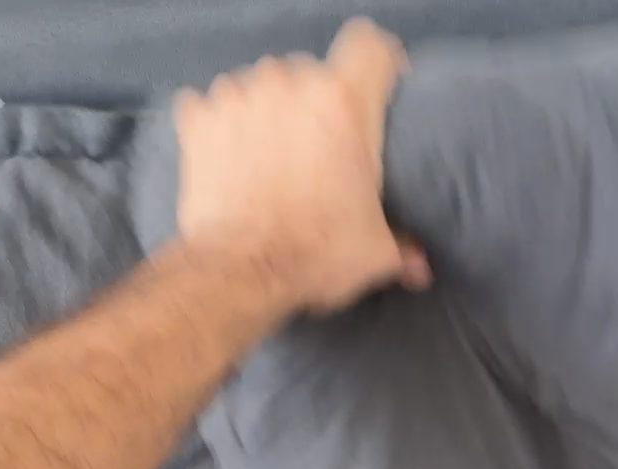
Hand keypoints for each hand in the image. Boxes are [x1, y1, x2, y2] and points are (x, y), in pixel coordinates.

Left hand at [174, 18, 431, 312]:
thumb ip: (401, 248)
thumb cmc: (315, 254)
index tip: (378, 92)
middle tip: (322, 155)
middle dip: (318, 107)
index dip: (377, 66)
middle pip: (313, 74)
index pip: (370, 47)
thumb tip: (418, 266)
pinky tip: (231, 161)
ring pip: (263, 88)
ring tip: (274, 163)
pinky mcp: (199, 119)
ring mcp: (239, 96)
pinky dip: (223, 129)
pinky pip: (212, 107)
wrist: (242, 273)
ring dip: (271, 115)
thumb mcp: (374, 254)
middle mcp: (290, 84)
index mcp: (344, 104)